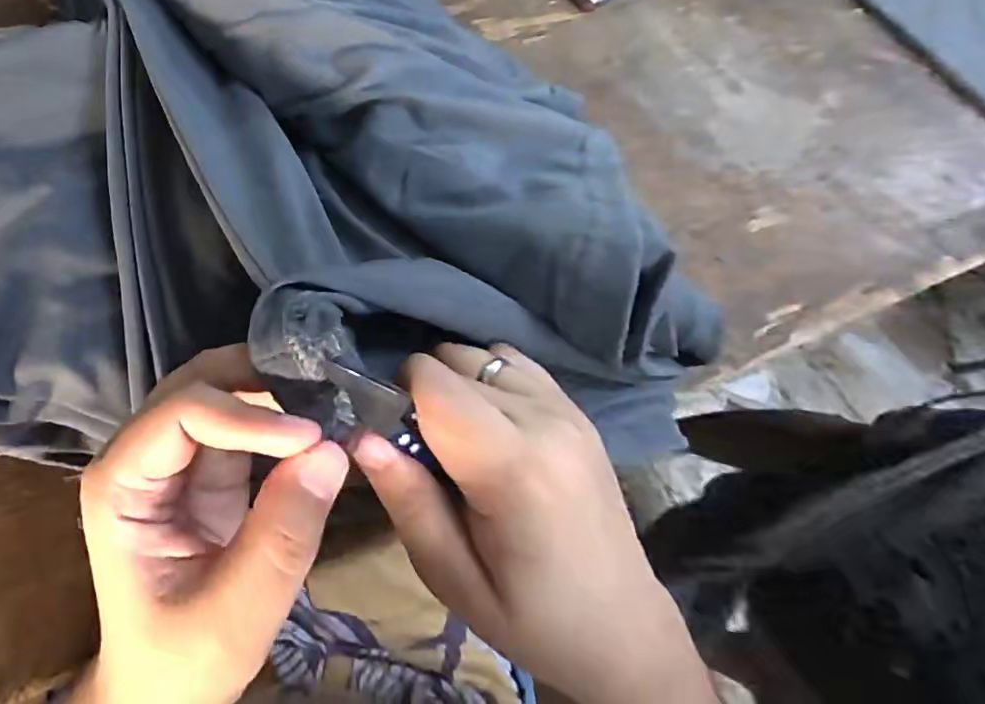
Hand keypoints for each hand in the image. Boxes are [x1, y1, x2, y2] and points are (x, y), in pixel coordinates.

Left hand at [71, 345, 349, 703]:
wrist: (162, 690)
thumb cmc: (181, 661)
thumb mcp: (235, 618)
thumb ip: (281, 537)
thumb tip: (330, 452)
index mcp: (120, 481)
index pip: (180, 413)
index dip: (244, 415)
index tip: (308, 435)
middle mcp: (139, 452)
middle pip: (195, 382)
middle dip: (255, 380)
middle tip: (319, 389)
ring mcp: (172, 455)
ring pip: (218, 388)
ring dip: (268, 388)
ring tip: (322, 399)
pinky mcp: (204, 466)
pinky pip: (240, 419)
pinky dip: (276, 414)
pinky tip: (311, 423)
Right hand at [351, 343, 715, 703]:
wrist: (621, 630)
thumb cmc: (528, 615)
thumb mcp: (451, 576)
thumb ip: (407, 500)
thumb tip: (362, 436)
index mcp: (512, 466)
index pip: (431, 379)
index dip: (398, 397)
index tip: (397, 441)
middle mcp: (543, 420)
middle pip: (450, 361)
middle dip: (422, 393)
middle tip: (429, 452)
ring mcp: (566, 408)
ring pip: (477, 354)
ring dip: (454, 383)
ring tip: (461, 438)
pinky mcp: (576, 408)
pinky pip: (510, 361)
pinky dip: (486, 377)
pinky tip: (491, 423)